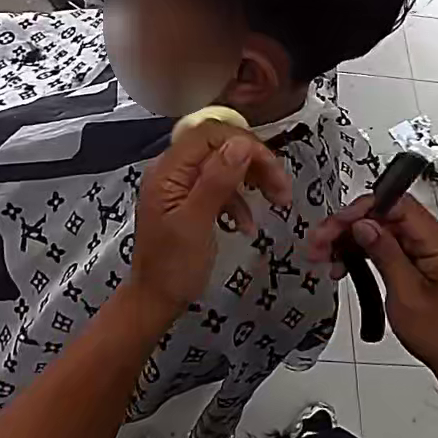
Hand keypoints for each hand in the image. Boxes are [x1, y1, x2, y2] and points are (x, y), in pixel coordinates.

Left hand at [128, 122, 292, 315]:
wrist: (155, 302)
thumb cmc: (173, 267)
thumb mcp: (196, 223)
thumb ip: (217, 181)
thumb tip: (241, 144)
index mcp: (168, 171)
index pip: (211, 135)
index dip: (246, 144)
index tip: (273, 169)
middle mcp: (173, 171)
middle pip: (221, 147)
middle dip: (256, 163)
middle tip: (282, 189)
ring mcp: (182, 186)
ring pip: (226, 166)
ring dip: (254, 181)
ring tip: (277, 202)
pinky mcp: (191, 202)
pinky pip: (222, 188)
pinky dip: (240, 202)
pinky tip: (248, 225)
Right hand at [309, 195, 437, 375]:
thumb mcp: (406, 295)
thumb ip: (385, 254)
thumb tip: (364, 224)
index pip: (399, 206)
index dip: (364, 209)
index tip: (338, 222)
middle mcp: (435, 241)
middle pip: (386, 216)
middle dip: (349, 225)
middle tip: (321, 241)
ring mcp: (425, 250)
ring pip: (381, 230)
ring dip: (350, 240)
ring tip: (323, 255)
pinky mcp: (416, 261)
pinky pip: (385, 246)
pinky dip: (361, 253)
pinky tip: (341, 265)